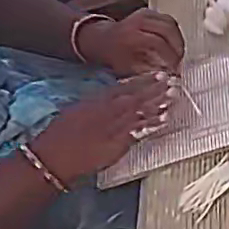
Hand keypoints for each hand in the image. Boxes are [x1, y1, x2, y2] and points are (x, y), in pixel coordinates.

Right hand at [29, 75, 172, 180]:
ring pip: (140, 111)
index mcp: (96, 101)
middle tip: (173, 80)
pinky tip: (165, 118)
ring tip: (174, 95)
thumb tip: (109, 100)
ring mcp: (113, 126)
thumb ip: (96, 104)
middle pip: (136, 96)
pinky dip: (152, 124)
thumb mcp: (77, 111)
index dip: (143, 80)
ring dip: (158, 102)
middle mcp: (106, 110)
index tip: (157, 74)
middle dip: (155, 88)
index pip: (124, 87)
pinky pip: (138, 131)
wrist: (54, 154)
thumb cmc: (61, 135)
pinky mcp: (118, 142)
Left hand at [75, 8, 184, 75]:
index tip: (175, 69)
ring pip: (170, 23)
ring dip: (178, 39)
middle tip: (179, 61)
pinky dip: (174, 32)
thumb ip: (147, 71)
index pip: (159, 43)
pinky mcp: (148, 13)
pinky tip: (174, 44)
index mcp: (131, 35)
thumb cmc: (112, 55)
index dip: (170, 57)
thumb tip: (167, 75)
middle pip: (168, 29)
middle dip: (178, 47)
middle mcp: (138, 21)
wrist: (100, 38)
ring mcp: (143, 14)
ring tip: (178, 54)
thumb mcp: (126, 68)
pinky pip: (167, 20)